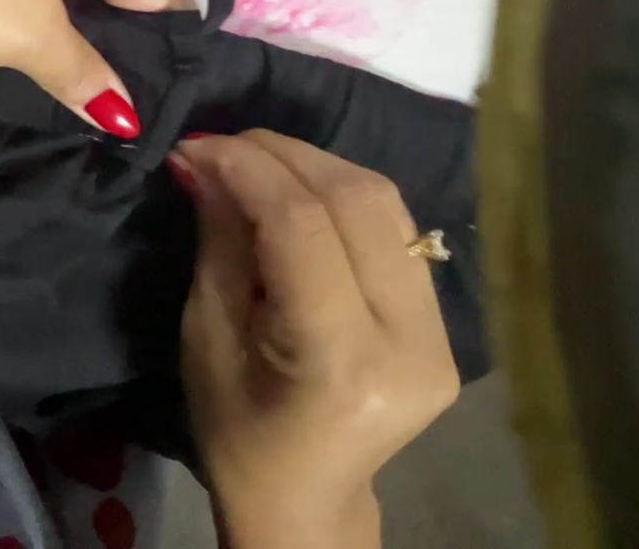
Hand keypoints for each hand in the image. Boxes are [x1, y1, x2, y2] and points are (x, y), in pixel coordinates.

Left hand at [0, 0, 175, 134]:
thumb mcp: (25, 36)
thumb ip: (82, 74)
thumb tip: (126, 117)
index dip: (154, 51)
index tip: (142, 106)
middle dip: (107, 39)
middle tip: (99, 102)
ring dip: (63, 24)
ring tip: (57, 80)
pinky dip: (27, 1)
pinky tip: (13, 39)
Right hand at [169, 131, 459, 547]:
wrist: (305, 495)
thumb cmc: (233, 425)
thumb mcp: (206, 330)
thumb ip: (219, 238)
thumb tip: (203, 159)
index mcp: (340, 359)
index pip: (302, 225)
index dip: (246, 166)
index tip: (195, 144)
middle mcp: (410, 341)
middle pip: (358, 200)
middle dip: (280, 153)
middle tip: (219, 143)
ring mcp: (440, 332)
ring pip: (385, 202)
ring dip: (312, 162)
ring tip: (251, 158)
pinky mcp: (443, 322)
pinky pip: (393, 225)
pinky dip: (337, 189)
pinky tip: (293, 187)